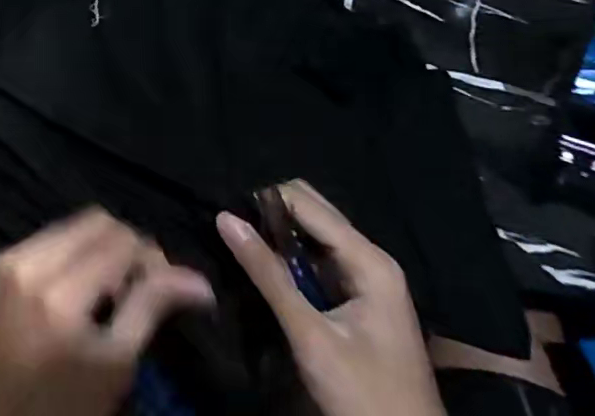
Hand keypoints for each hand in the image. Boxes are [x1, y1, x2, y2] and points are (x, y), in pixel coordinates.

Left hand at [0, 208, 215, 415]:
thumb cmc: (64, 407)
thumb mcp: (116, 364)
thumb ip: (152, 307)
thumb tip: (201, 280)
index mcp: (59, 296)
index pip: (122, 241)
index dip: (151, 258)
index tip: (162, 287)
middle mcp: (30, 264)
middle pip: (98, 221)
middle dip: (126, 246)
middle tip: (137, 285)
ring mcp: (9, 259)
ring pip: (75, 224)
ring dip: (100, 246)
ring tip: (110, 287)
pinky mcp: (0, 261)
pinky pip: (52, 235)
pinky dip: (75, 251)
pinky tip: (81, 285)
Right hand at [218, 181, 445, 415]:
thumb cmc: (364, 396)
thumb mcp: (311, 337)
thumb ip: (269, 276)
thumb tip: (225, 218)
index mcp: (368, 259)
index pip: (308, 203)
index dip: (265, 198)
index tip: (223, 204)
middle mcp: (370, 257)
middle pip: (313, 212)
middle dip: (270, 212)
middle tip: (228, 222)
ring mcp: (366, 278)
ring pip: (314, 236)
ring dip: (278, 234)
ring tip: (237, 236)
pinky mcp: (358, 299)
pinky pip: (319, 260)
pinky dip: (290, 257)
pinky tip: (262, 262)